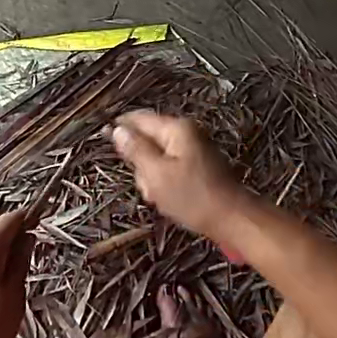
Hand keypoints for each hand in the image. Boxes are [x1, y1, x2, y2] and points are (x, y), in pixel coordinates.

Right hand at [109, 111, 252, 250]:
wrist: (232, 219)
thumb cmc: (193, 197)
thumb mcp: (156, 174)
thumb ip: (135, 150)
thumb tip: (118, 130)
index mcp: (176, 129)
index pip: (140, 119)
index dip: (121, 127)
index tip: (104, 138)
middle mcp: (186, 133)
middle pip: (148, 140)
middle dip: (140, 162)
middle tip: (146, 184)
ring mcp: (193, 150)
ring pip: (157, 158)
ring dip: (152, 177)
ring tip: (159, 196)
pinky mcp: (197, 167)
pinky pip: (170, 170)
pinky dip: (165, 183)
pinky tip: (169, 199)